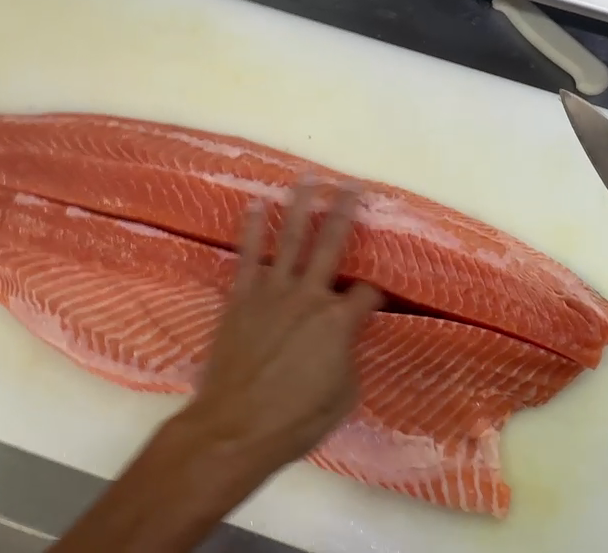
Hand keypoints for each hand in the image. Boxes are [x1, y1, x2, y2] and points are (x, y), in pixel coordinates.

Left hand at [53, 181, 381, 552]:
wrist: (233, 429)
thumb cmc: (295, 420)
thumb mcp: (343, 394)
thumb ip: (348, 355)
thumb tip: (344, 338)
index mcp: (339, 321)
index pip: (366, 293)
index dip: (373, 293)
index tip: (373, 298)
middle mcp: (310, 296)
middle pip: (332, 244)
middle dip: (344, 211)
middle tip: (352, 184)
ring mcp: (273, 293)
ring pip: (291, 238)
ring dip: (300, 205)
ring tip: (308, 177)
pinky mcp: (242, 298)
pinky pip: (249, 255)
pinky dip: (252, 228)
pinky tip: (255, 203)